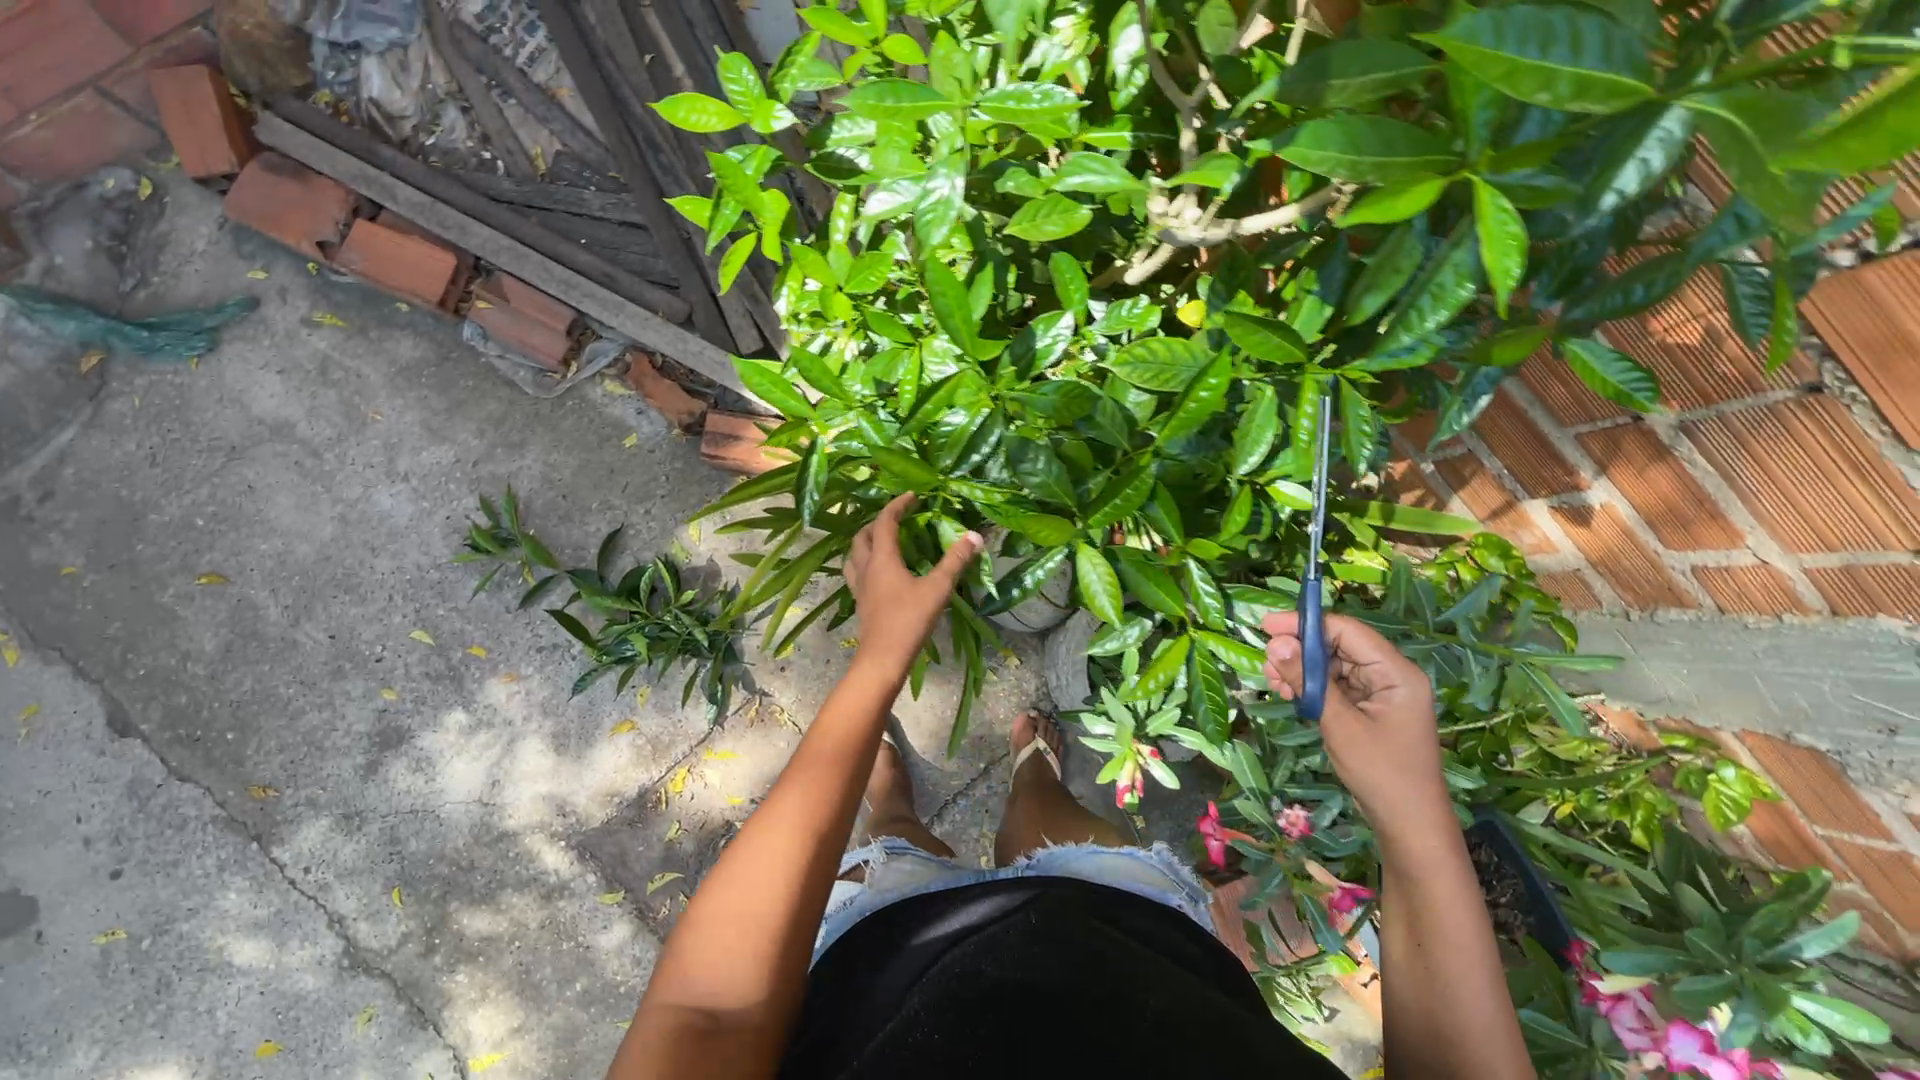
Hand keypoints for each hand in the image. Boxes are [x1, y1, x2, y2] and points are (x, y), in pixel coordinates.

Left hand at [844, 493, 981, 670]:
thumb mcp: (938, 589)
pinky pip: (856, 573)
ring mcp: (859, 586)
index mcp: (882, 559)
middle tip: (898, 519)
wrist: (883, 658)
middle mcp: (866, 568)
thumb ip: (955, 561)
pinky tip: (879, 573)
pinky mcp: (860, 602)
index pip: (885, 521)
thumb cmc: (909, 620)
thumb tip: (975, 535)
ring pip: (854, 555)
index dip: (897, 505)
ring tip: (883, 542)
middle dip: (878, 523)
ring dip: (866, 543)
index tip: (912, 496)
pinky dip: (865, 564)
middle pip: (863, 536)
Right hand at [1261, 610, 1449, 840]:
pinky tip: (1288, 692)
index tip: (1266, 625)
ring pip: (1334, 666)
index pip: (1347, 631)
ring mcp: (1381, 693)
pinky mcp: (1370, 710)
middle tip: (1265, 660)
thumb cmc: (1380, 772)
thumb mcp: (1339, 723)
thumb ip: (1308, 681)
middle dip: (1300, 650)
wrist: (1409, 823)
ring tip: (1272, 680)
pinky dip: (1311, 688)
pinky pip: (1337, 687)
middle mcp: (1391, 675)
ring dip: (1301, 670)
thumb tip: (1276, 643)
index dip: (1306, 624)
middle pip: (1339, 646)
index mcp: (1396, 672)